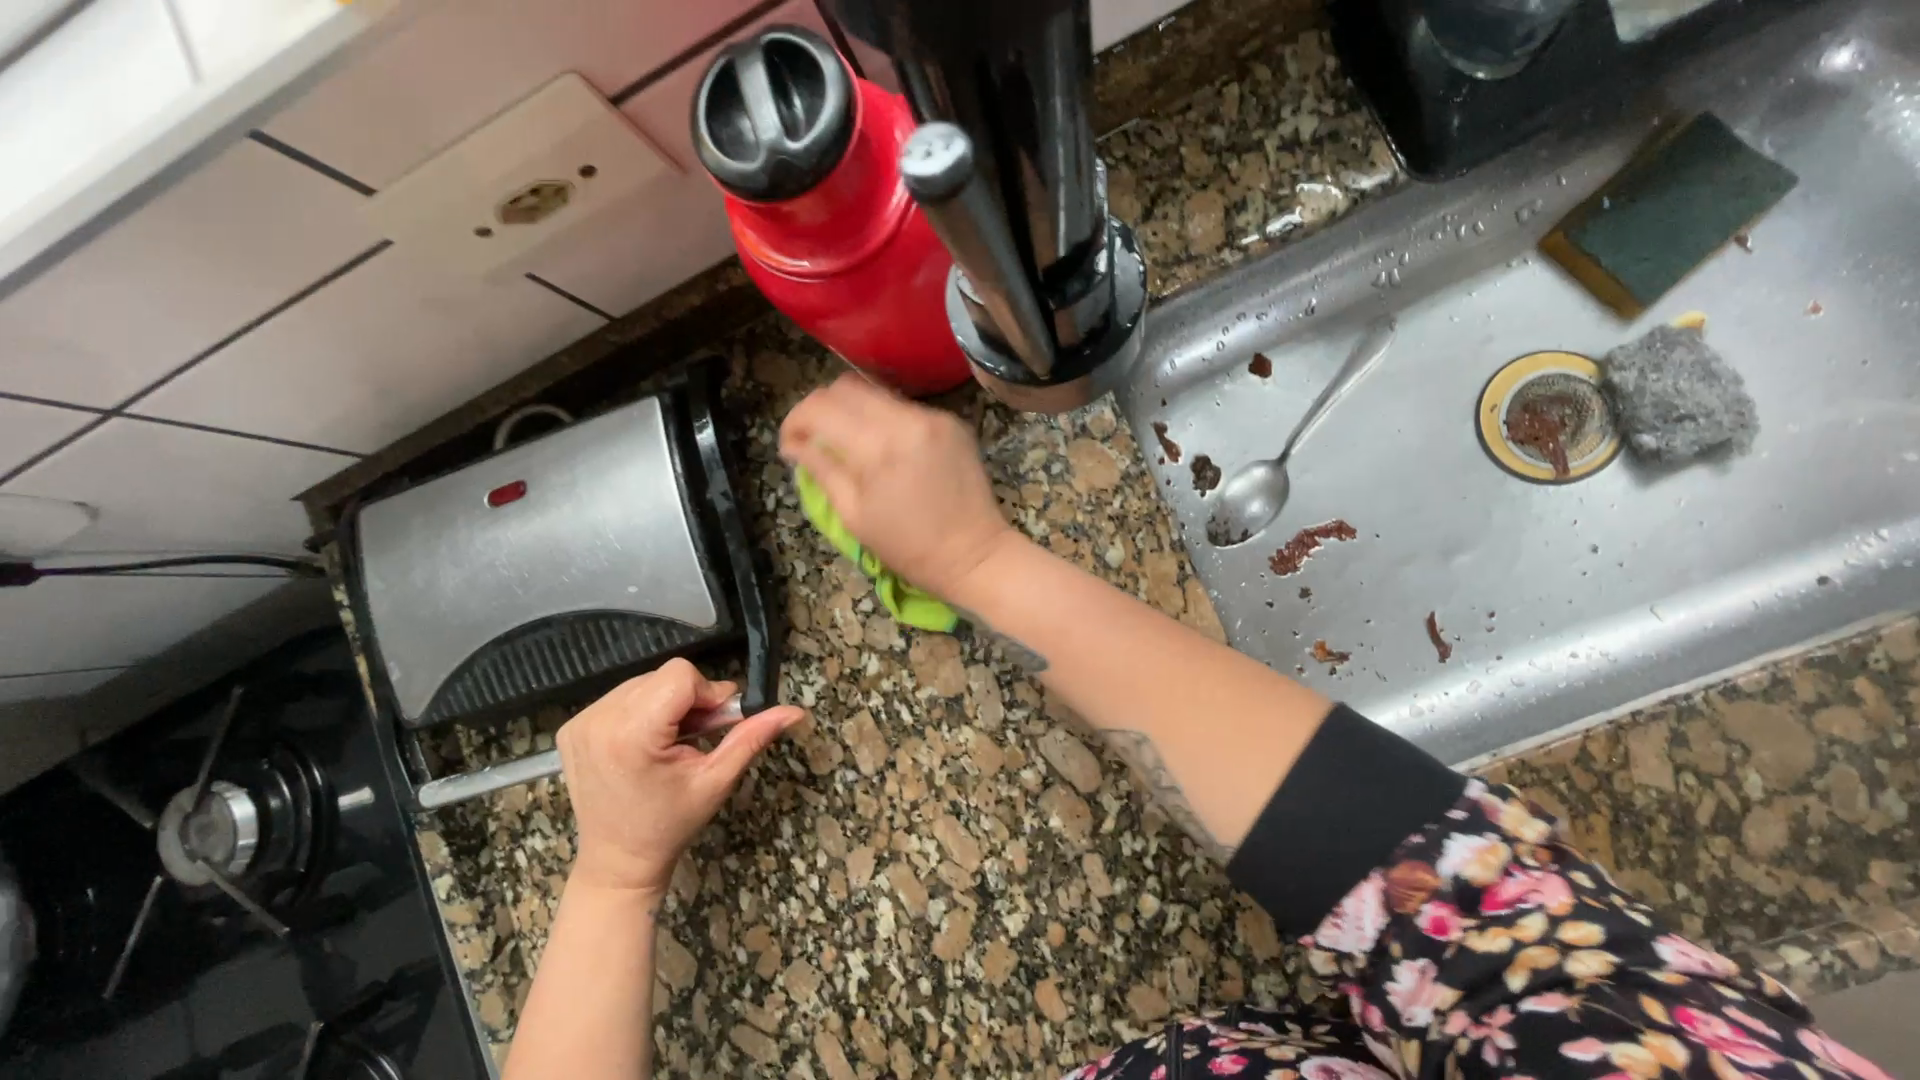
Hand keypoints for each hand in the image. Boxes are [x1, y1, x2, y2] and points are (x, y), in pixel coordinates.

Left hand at [556, 660, 804, 892]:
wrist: (618, 860)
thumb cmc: (671, 823)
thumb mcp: (716, 780)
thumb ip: (752, 737)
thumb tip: (796, 711)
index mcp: (632, 735)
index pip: (680, 675)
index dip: (707, 694)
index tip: (714, 725)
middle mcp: (598, 720)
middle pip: (662, 677)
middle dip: (688, 700)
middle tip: (697, 736)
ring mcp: (580, 722)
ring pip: (642, 683)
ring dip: (665, 704)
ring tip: (671, 742)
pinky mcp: (570, 727)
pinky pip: (620, 697)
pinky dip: (641, 711)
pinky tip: (645, 744)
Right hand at [779, 373, 1018, 599]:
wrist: (975, 554)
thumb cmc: (909, 547)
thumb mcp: (854, 515)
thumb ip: (821, 469)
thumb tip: (793, 444)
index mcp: (878, 446)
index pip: (821, 406)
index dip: (795, 419)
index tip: (790, 442)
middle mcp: (907, 419)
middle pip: (847, 387)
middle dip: (821, 409)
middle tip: (814, 438)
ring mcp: (934, 417)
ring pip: (877, 393)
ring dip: (853, 412)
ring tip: (848, 444)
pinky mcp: (952, 422)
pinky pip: (906, 408)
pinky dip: (886, 421)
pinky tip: (887, 451)